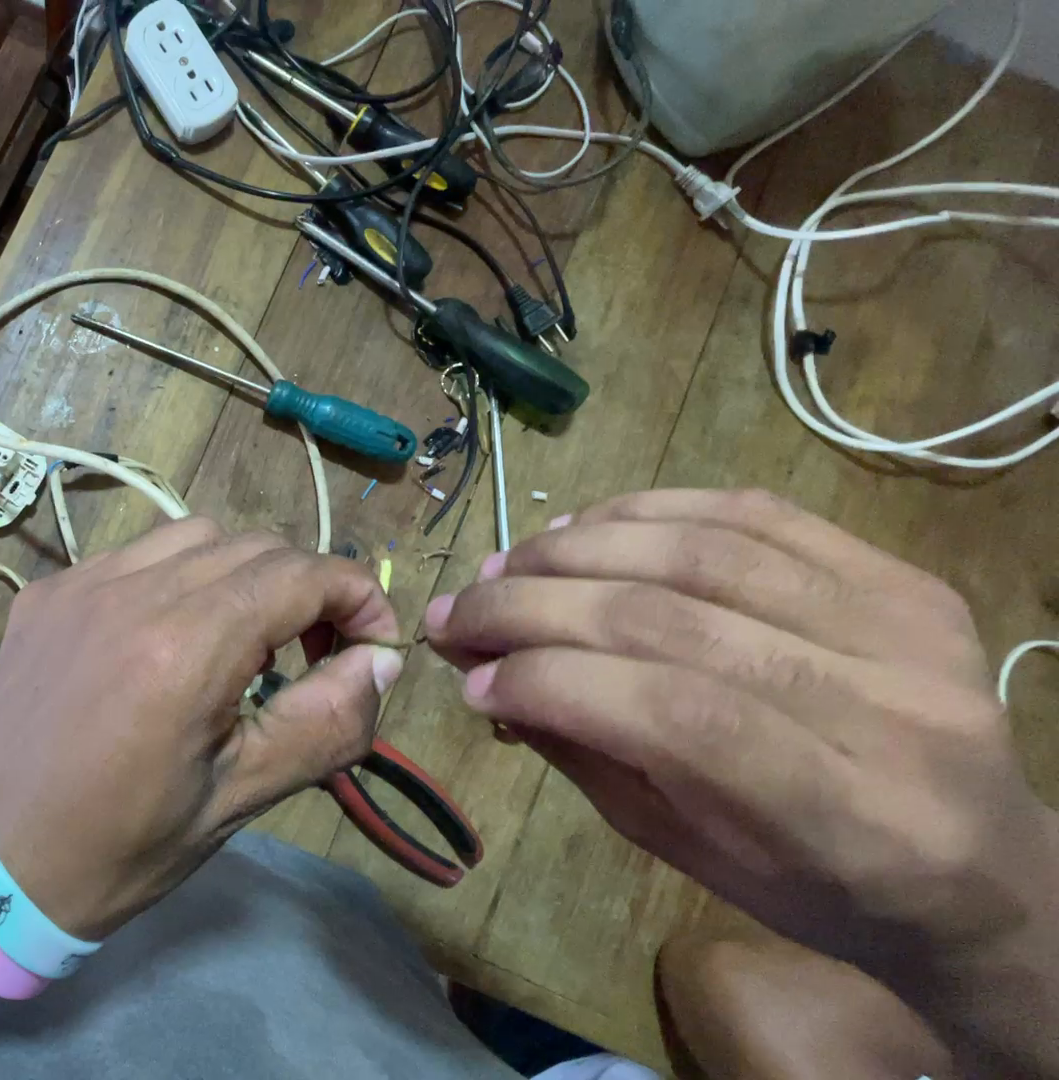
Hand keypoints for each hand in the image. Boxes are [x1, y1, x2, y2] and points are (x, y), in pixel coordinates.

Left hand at [0, 516, 404, 939]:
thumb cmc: (125, 843)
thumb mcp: (241, 797)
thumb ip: (326, 723)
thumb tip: (380, 660)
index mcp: (184, 649)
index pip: (301, 576)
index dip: (355, 598)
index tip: (371, 643)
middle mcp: (130, 593)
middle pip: (254, 546)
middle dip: (303, 587)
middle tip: (310, 651)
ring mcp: (78, 583)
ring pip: (193, 535)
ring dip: (240, 573)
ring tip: (237, 638)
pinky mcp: (45, 591)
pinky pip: (133, 555)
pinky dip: (173, 577)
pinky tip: (164, 634)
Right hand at [423, 489, 1058, 978]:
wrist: (979, 868)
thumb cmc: (811, 884)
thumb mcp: (681, 847)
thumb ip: (584, 751)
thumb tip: (481, 673)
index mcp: (849, 821)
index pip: (677, 716)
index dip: (552, 681)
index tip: (470, 679)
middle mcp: (895, 712)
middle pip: (675, 621)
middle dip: (534, 607)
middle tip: (455, 611)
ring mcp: (908, 632)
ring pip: (704, 553)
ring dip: (574, 551)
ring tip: (502, 567)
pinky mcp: (903, 580)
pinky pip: (753, 514)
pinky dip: (643, 511)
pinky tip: (574, 528)